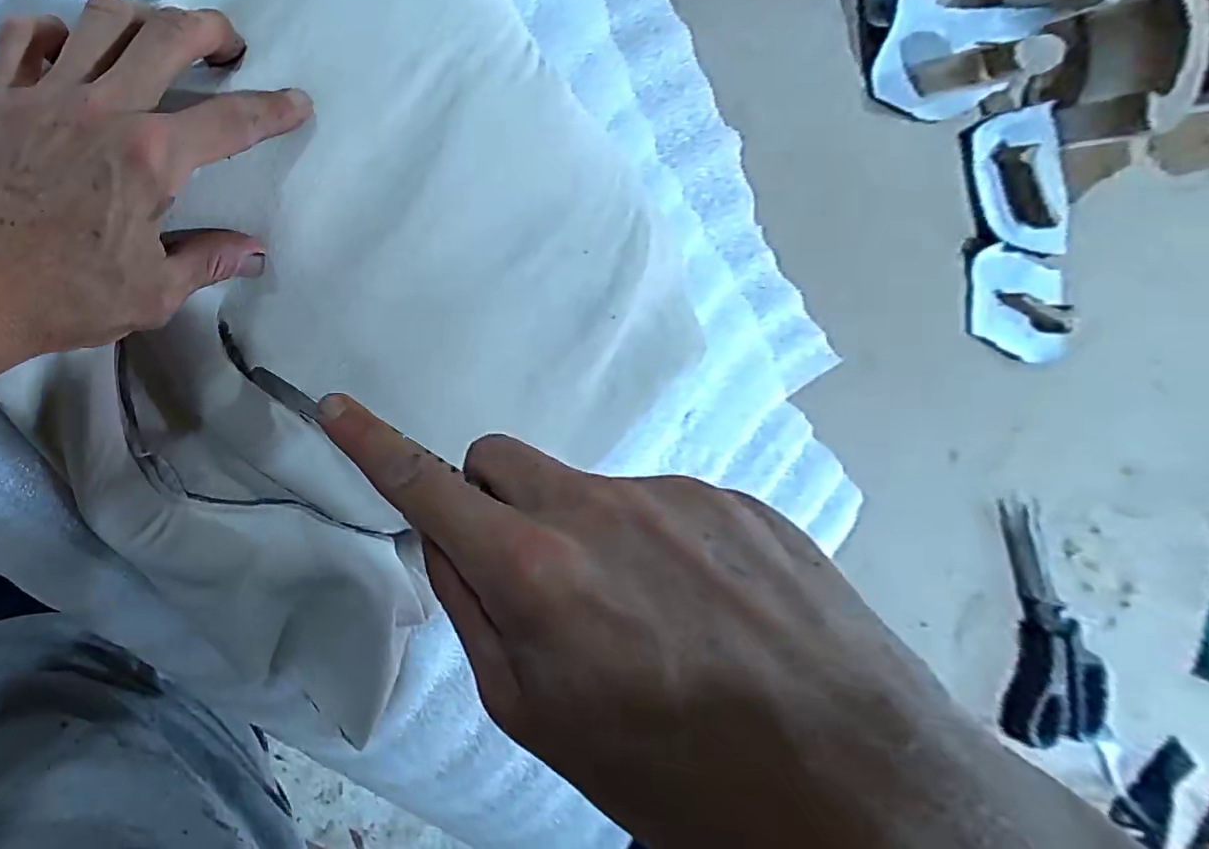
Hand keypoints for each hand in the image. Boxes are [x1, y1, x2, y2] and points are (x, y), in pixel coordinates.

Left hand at [0, 0, 311, 359]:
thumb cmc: (66, 299)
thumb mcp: (152, 294)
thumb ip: (207, 261)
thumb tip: (253, 251)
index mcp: (149, 158)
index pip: (231, 121)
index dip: (273, 110)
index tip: (295, 103)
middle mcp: (105, 110)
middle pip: (171, 34)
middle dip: (213, 29)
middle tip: (225, 47)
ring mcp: (47, 97)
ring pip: (103, 17)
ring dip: (141, 18)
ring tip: (152, 41)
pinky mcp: (0, 101)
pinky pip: (23, 35)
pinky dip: (50, 32)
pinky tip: (65, 51)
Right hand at [317, 395, 1131, 848]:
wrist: (871, 801)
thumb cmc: (673, 776)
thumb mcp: (534, 714)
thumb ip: (470, 609)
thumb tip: (443, 539)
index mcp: (535, 572)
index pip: (426, 484)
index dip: (372, 444)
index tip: (337, 407)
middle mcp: (595, 511)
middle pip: (495, 457)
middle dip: (489, 497)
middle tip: (527, 566)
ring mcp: (670, 495)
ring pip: (573, 481)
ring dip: (574, 527)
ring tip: (638, 606)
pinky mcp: (733, 496)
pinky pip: (649, 496)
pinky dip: (645, 537)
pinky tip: (697, 603)